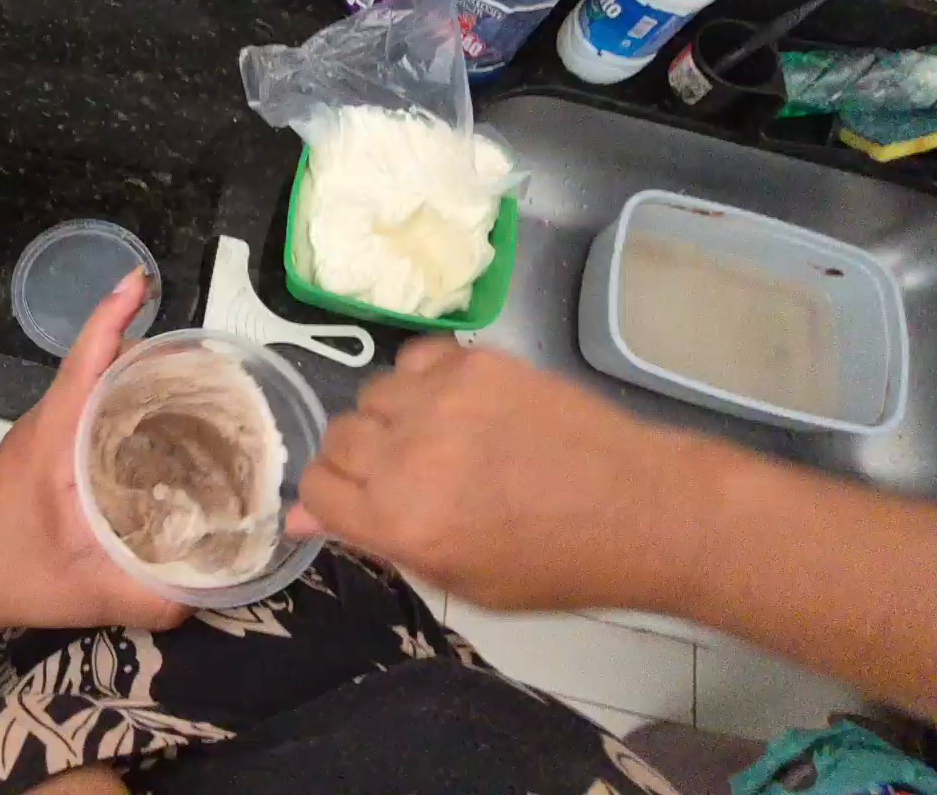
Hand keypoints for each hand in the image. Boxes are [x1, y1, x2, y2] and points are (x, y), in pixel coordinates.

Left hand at [0, 268, 190, 633]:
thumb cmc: (10, 575)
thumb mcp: (82, 591)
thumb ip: (146, 596)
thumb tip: (208, 595)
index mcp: (53, 436)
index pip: (85, 362)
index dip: (112, 316)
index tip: (140, 280)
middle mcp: (48, 421)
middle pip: (98, 363)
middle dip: (148, 345)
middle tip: (208, 357)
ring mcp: (45, 431)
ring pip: (93, 383)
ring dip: (137, 371)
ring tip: (196, 383)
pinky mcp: (48, 446)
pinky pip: (90, 405)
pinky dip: (124, 397)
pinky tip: (158, 422)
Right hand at [286, 337, 721, 611]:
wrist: (639, 506)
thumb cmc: (548, 560)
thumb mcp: (456, 577)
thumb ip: (373, 540)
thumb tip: (297, 515)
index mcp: (399, 520)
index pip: (314, 485)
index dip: (332, 493)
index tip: (358, 496)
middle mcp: (406, 456)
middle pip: (336, 436)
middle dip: (360, 457)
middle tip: (406, 469)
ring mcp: (438, 400)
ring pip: (370, 393)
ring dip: (391, 416)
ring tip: (437, 432)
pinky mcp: (470, 362)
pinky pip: (412, 358)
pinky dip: (423, 378)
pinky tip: (456, 400)